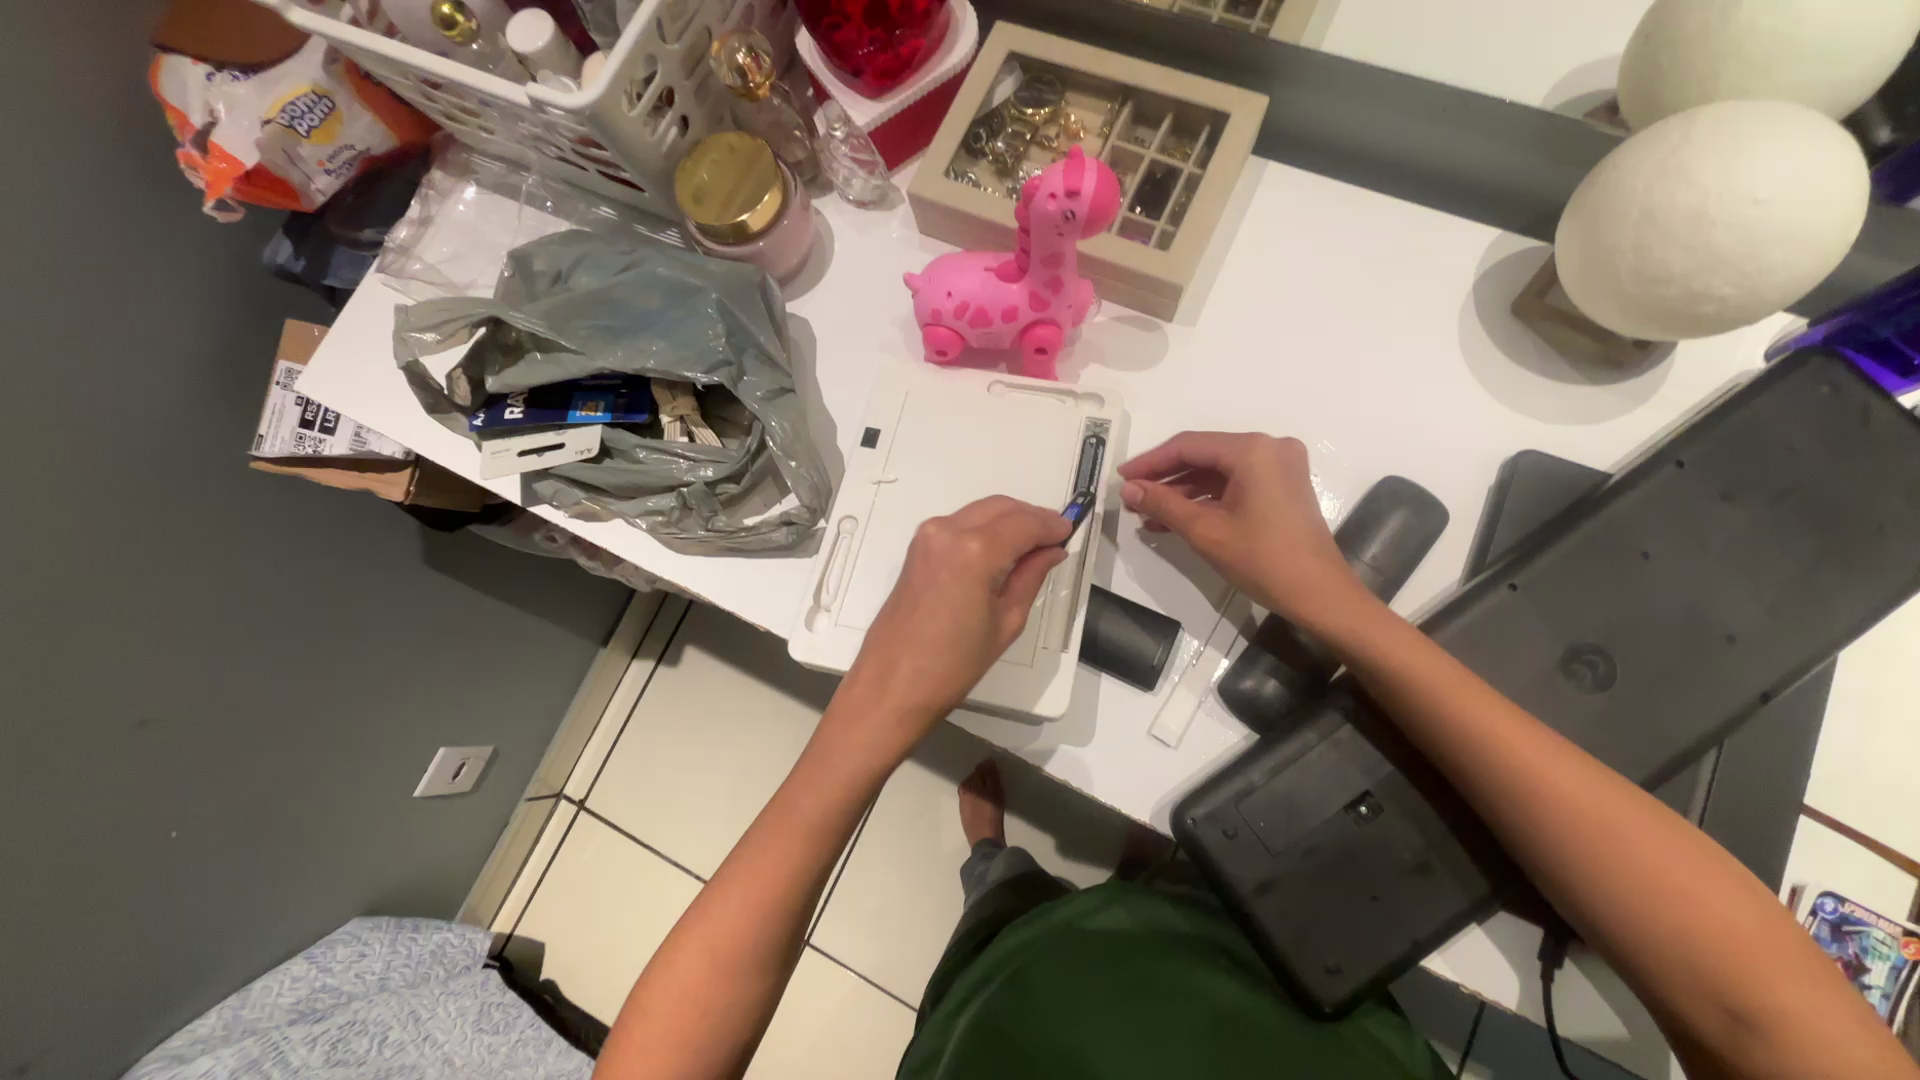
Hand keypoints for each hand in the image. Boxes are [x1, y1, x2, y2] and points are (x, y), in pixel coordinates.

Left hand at [835, 496, 1068, 756]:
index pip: (1024, 523)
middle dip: (1031, 517)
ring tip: (1032, 547)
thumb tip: (1051, 551)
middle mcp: (947, 531)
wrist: (893, 684)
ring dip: (1008, 520)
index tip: (1070, 531)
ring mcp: (927, 537)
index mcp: (974, 551)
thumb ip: (1031, 576)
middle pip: (1001, 507)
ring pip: (980, 511)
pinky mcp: (917, 548)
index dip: (1051, 525)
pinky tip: (1002, 551)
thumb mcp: (1006, 622)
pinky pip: (960, 523)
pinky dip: (985, 528)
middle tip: (1055, 538)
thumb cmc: (953, 664)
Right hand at [1118, 432, 1361, 627]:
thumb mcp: (1205, 531)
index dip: (1150, 462)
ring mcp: (1279, 467)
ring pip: (1217, 473)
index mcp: (1252, 450)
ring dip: (1182, 493)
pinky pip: (1234, 485)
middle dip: (1165, 479)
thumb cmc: (1262, 559)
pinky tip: (1175, 520)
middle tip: (1131, 497)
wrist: (1318, 593)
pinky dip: (1206, 500)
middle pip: (1203, 456)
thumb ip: (1163, 504)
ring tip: (1147, 515)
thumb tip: (1128, 489)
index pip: (1188, 447)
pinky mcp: (1282, 488)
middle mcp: (1268, 449)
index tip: (1121, 478)